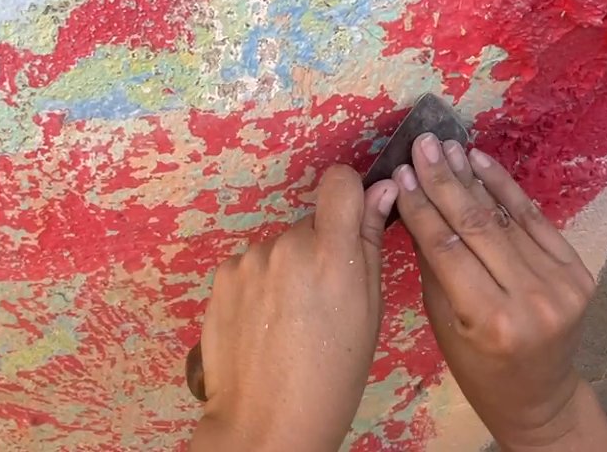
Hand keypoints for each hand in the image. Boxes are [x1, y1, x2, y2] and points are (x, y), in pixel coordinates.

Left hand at [190, 164, 400, 451]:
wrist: (264, 425)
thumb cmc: (332, 375)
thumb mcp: (368, 311)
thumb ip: (370, 241)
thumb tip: (383, 187)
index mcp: (331, 254)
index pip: (340, 181)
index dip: (349, 195)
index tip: (351, 220)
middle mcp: (288, 245)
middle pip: (311, 224)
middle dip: (318, 250)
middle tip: (320, 301)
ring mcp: (250, 258)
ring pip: (281, 248)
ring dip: (287, 270)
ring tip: (288, 320)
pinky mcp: (223, 273)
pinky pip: (252, 265)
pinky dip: (259, 285)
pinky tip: (262, 323)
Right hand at [394, 134, 606, 451]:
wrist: (541, 397)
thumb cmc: (478, 367)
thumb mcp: (442, 320)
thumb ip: (432, 260)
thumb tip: (411, 197)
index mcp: (490, 322)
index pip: (446, 248)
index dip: (421, 206)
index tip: (400, 171)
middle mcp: (530, 300)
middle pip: (476, 225)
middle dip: (444, 180)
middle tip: (423, 143)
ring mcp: (559, 284)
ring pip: (503, 217)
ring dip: (471, 176)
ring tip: (447, 146)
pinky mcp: (576, 270)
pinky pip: (533, 218)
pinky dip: (505, 186)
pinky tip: (480, 160)